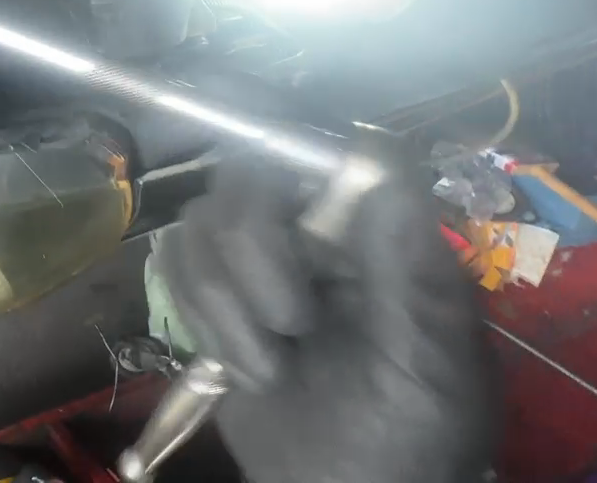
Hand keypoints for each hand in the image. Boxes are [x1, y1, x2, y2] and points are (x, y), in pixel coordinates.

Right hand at [161, 159, 496, 482]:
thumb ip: (406, 273)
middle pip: (245, 178)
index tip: (280, 206)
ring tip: (268, 364)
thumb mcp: (426, 372)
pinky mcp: (204, 279)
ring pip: (199, 221)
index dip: (290, 155)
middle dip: (253, 257)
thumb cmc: (398, 443)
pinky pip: (170, 258)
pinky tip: (238, 358)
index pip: (325, 153)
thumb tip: (383, 164)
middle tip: (290, 325)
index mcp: (378, 239)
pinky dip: (197, 314)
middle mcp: (311, 230)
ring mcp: (252, 253)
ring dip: (224, 305)